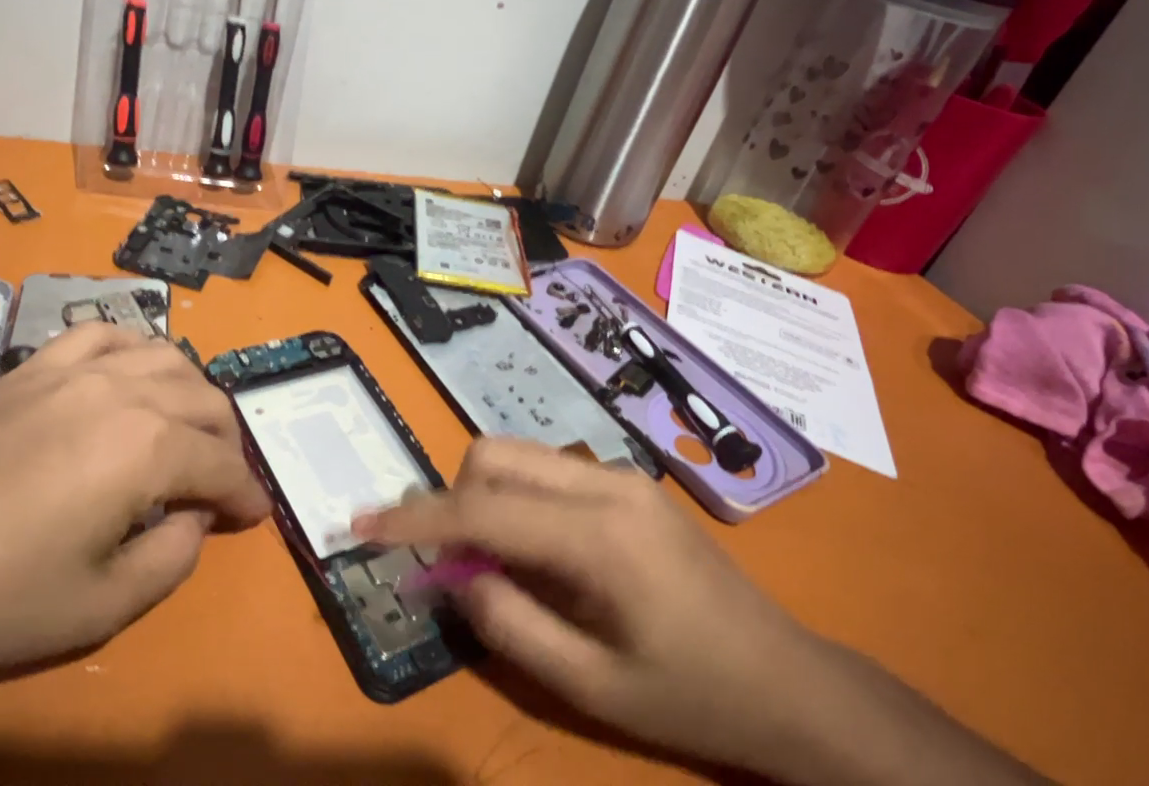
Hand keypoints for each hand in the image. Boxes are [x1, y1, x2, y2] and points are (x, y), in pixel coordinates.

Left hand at [0, 322, 270, 685]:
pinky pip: (97, 334)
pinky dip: (131, 350)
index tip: (255, 517)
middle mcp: (119, 390)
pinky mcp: (25, 369)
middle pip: (203, 400)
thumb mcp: (103, 605)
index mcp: (147, 446)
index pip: (222, 464)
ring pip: (162, 355)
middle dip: (228, 443)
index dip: (246, 495)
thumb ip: (173, 556)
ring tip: (185, 431)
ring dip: (190, 392)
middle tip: (222, 485)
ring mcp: (68, 370)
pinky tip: (126, 377)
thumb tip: (192, 517)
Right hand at [355, 439, 816, 767]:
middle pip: (494, 455)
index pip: (481, 506)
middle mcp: (607, 483)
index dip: (413, 518)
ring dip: (482, 498)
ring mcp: (622, 478)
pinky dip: (515, 500)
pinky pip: (547, 472)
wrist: (788, 681)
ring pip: (518, 456)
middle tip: (443, 564)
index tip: (360, 525)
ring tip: (484, 564)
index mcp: (599, 533)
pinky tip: (529, 553)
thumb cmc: (691, 693)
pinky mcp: (628, 486)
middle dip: (451, 500)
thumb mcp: (587, 683)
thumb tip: (451, 575)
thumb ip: (507, 623)